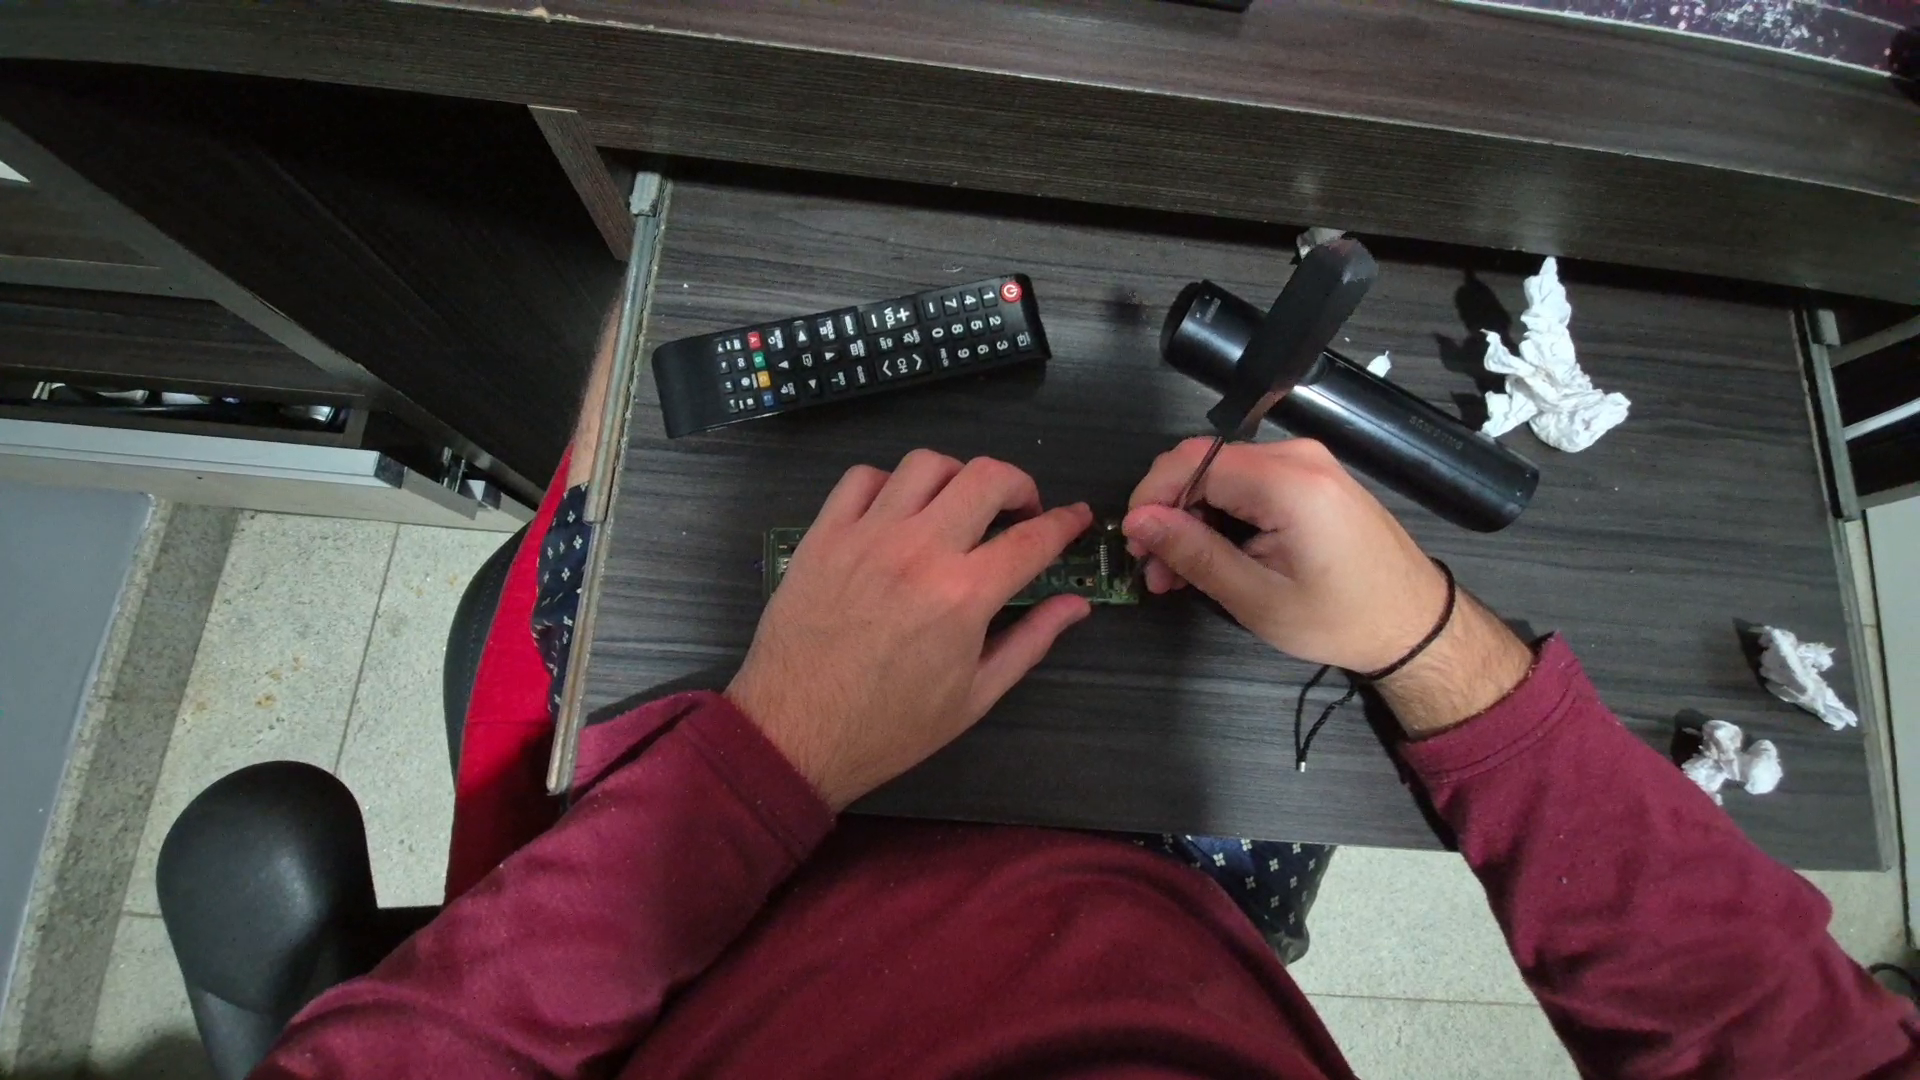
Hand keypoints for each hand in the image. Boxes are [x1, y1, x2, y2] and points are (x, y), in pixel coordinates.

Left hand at [728, 451, 1093, 809]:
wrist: (794, 733)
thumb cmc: (890, 727)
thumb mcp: (975, 696)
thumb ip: (1031, 641)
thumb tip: (1076, 604)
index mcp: (964, 595)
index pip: (1034, 538)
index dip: (1067, 522)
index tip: (1077, 517)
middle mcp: (919, 549)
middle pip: (986, 477)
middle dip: (1020, 484)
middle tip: (1020, 512)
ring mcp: (866, 535)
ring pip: (925, 465)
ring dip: (956, 477)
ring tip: (958, 507)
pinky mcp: (824, 534)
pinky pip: (862, 478)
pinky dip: (890, 483)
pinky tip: (896, 512)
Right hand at [1123, 437, 1529, 732]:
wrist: (1416, 624)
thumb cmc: (1340, 618)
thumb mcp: (1256, 596)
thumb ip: (1193, 551)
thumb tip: (1137, 521)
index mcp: (1287, 481)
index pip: (1189, 461)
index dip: (1149, 497)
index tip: (1133, 542)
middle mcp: (1295, 456)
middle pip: (1201, 466)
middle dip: (1167, 514)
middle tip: (1153, 569)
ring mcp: (1304, 464)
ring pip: (1217, 477)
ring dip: (1189, 521)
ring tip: (1176, 574)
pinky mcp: (1308, 478)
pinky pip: (1244, 485)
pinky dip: (1217, 517)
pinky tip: (1209, 557)